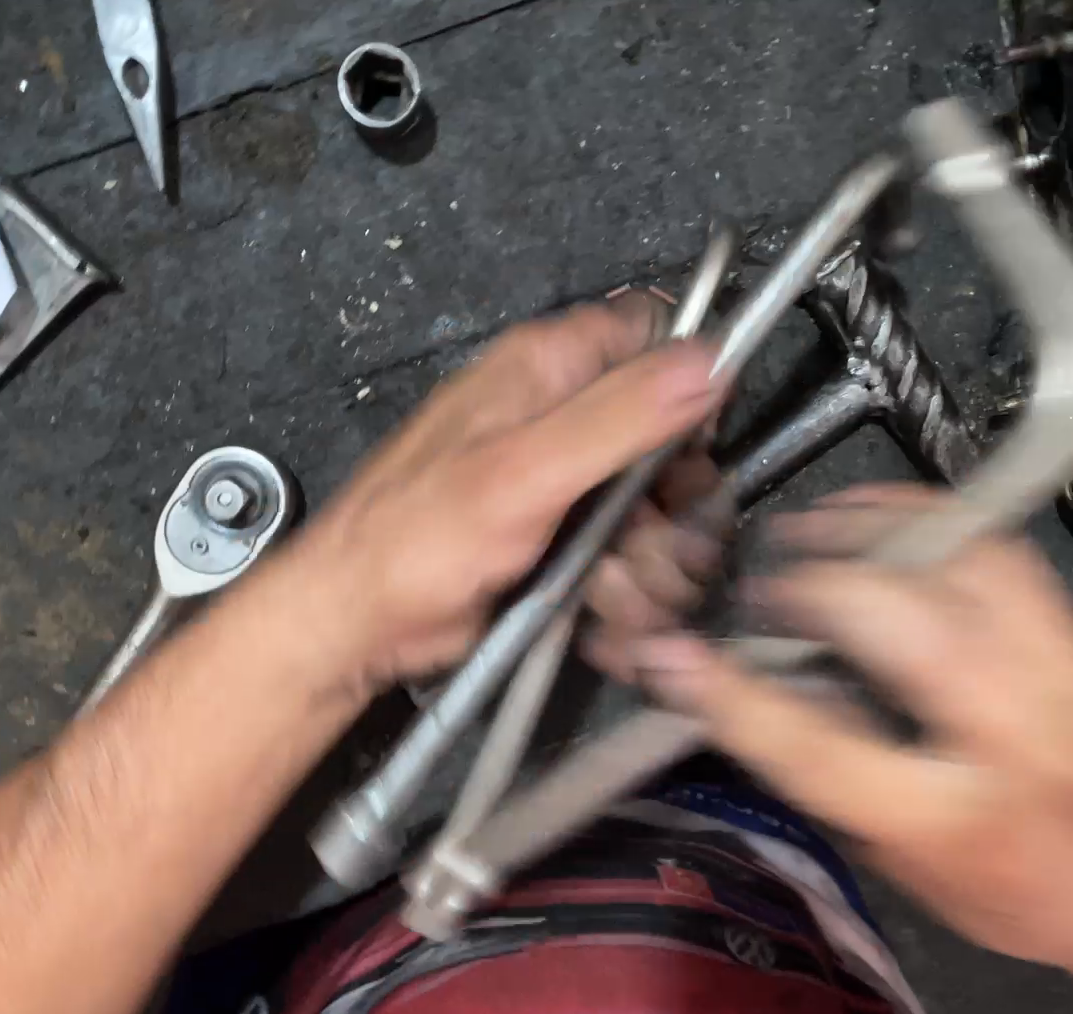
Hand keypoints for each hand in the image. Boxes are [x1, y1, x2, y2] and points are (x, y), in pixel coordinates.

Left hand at [275, 296, 720, 688]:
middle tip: (658, 541)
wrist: (362, 618)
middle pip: (667, 429)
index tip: (692, 447)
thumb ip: (618, 416)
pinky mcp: (563, 528)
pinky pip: (626, 539)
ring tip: (616, 586)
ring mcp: (564, 475)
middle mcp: (559, 411)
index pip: (651, 336)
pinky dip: (630, 575)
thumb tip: (710, 360)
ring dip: (654, 549)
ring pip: (653, 495)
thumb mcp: (523, 471)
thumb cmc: (421, 538)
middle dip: (675, 493)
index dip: (687, 383)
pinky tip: (605, 600)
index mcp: (546, 368)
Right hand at [633, 485, 1072, 982]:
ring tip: (807, 529)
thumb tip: (759, 688)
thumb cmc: (1021, 896)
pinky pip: (998, 548)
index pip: (818, 747)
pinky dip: (924, 517)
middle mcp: (1017, 739)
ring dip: (864, 533)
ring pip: (956, 565)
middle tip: (758, 586)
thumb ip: (832, 772)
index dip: (731, 694)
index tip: (672, 654)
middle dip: (807, 589)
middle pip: (896, 626)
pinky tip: (877, 516)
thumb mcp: (903, 862)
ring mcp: (1063, 675)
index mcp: (956, 822)